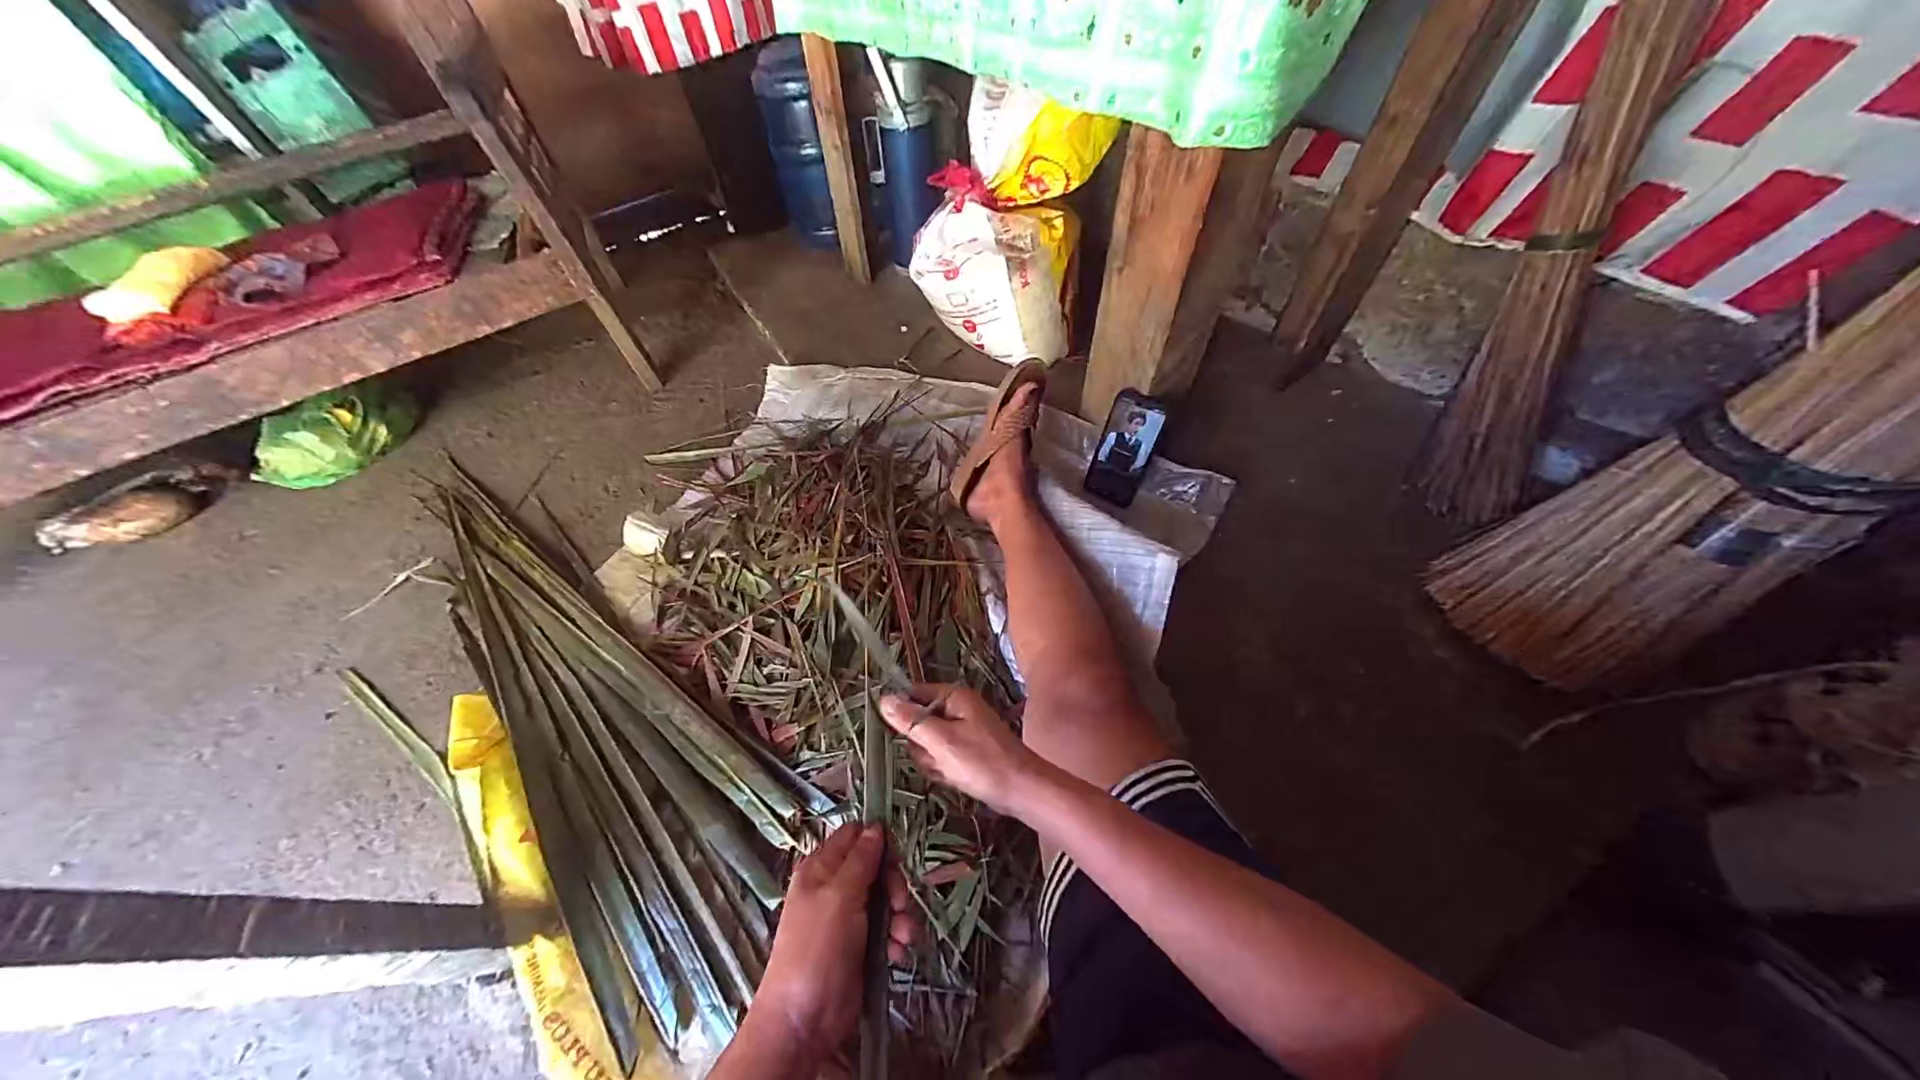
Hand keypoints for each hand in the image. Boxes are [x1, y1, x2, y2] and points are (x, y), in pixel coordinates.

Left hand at [746, 823, 916, 1062]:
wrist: (803, 1021)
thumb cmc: (817, 949)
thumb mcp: (839, 896)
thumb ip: (861, 860)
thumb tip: (876, 826)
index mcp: (821, 868)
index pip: (854, 835)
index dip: (878, 840)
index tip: (896, 857)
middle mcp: (834, 887)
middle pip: (876, 867)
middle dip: (894, 884)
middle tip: (899, 902)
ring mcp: (848, 917)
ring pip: (886, 898)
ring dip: (901, 915)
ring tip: (903, 936)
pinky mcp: (862, 945)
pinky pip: (888, 928)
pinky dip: (897, 938)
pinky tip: (898, 953)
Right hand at [880, 684, 1045, 814]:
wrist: (1021, 790)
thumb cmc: (982, 762)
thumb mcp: (941, 741)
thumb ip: (911, 721)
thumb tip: (883, 699)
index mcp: (954, 696)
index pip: (912, 695)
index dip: (902, 715)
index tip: (898, 734)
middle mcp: (958, 708)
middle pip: (918, 723)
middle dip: (921, 746)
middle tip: (936, 757)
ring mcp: (963, 730)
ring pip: (927, 744)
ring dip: (932, 761)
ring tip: (949, 769)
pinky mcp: (967, 750)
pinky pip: (941, 758)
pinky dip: (944, 769)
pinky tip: (955, 777)